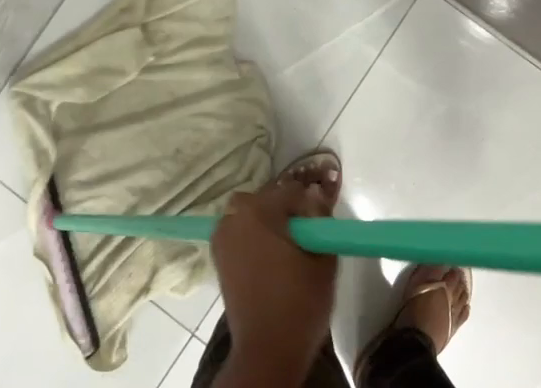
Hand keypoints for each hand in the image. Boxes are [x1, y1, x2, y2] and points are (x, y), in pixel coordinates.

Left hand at [212, 175, 337, 379]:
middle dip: (286, 209)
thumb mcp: (323, 259)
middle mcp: (234, 215)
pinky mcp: (217, 255)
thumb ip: (320, 219)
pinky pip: (238, 230)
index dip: (309, 205)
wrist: (267, 349)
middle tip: (304, 237)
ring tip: (285, 248)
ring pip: (249, 212)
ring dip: (266, 220)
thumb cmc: (300, 303)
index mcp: (259, 210)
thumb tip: (317, 193)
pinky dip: (252, 235)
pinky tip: (267, 258)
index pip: (291, 190)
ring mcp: (221, 235)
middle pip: (266, 198)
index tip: (319, 228)